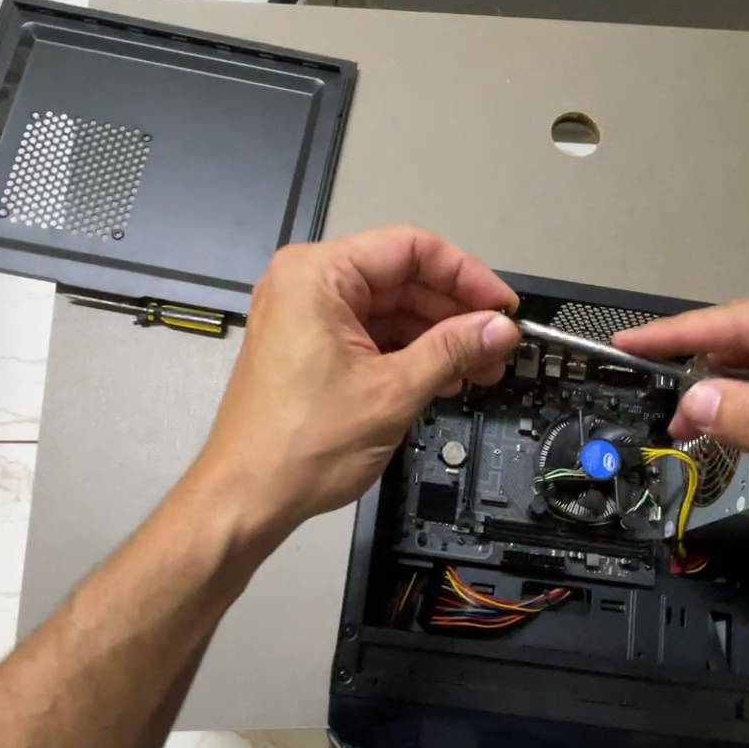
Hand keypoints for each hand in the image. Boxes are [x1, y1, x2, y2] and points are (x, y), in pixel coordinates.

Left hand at [192, 227, 521, 536]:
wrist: (247, 498)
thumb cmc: (300, 447)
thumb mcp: (393, 392)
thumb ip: (452, 350)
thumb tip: (499, 328)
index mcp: (317, 276)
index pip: (410, 249)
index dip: (466, 276)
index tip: (501, 306)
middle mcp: (306, 286)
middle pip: (401, 279)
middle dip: (454, 314)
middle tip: (496, 346)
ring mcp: (306, 319)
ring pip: (390, 311)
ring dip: (437, 339)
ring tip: (478, 369)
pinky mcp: (309, 350)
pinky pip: (370, 337)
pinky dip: (408, 355)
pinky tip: (443, 378)